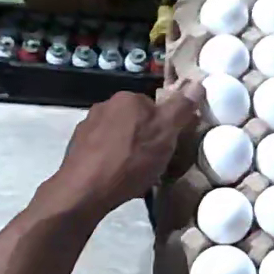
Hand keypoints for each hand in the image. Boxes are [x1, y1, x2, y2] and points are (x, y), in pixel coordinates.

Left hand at [34, 82, 202, 223]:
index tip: (168, 146)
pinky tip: (115, 178)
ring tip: (134, 173)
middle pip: (135, 120)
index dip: (164, 127)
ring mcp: (86, 126)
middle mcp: (104, 105)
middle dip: (144, 138)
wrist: (85, 190)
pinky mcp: (76, 147)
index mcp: (127, 98)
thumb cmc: (130, 160)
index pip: (154, 106)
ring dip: (127, 149)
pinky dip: (110, 160)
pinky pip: (102, 150)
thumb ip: (181, 108)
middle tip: (153, 162)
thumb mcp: (166, 134)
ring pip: (117, 135)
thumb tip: (197, 83)